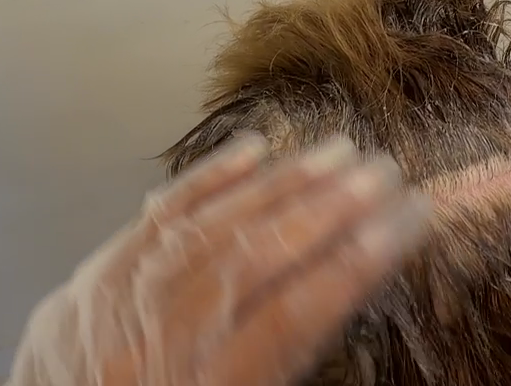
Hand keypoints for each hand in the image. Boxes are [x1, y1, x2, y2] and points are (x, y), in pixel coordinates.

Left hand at [8, 134, 430, 385]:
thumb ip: (279, 364)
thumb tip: (338, 291)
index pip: (294, 319)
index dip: (355, 267)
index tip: (406, 224)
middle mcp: (165, 337)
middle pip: (258, 260)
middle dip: (328, 211)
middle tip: (384, 172)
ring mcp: (128, 293)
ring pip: (218, 225)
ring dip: (285, 184)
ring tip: (340, 151)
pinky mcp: (103, 265)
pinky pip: (165, 211)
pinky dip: (214, 176)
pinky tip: (257, 147)